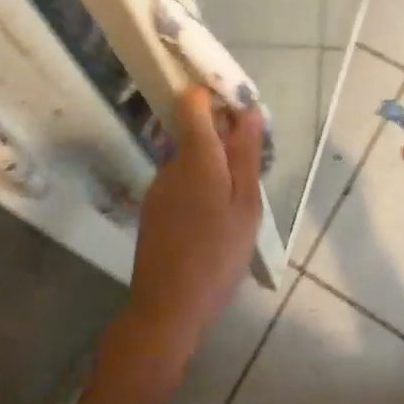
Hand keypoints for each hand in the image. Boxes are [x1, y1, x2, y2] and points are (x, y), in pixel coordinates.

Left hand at [127, 86, 263, 353]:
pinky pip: (180, 182)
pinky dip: (199, 187)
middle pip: (194, 130)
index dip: (214, 95)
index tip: (239, 109)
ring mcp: (158, 186)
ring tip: (236, 201)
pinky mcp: (152, 208)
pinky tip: (213, 220)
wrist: (167, 309)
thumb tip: (248, 110)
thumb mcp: (246, 206)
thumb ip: (245, 154)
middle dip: (222, 137)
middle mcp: (171, 163)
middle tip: (251, 166)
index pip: (192, 100)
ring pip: (189, 159)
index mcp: (196, 157)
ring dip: (212, 165)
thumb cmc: (217, 256)